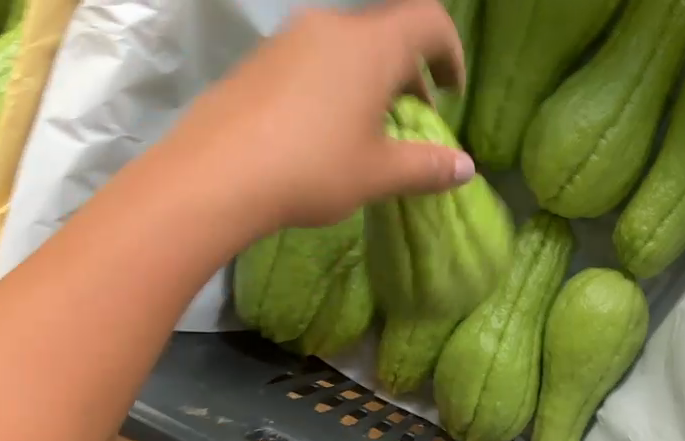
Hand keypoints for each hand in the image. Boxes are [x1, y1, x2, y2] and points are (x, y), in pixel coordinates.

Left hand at [155, 0, 474, 232]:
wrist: (217, 173)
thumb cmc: (312, 169)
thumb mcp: (379, 174)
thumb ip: (427, 167)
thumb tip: (466, 168)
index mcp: (371, 46)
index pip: (429, 22)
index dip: (451, 54)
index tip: (451, 93)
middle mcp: (332, 27)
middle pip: (387, 34)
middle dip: (410, 74)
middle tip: (415, 119)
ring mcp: (291, 39)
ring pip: (348, 48)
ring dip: (371, 81)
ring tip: (369, 129)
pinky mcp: (261, 59)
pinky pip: (314, 60)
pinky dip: (336, 84)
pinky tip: (325, 131)